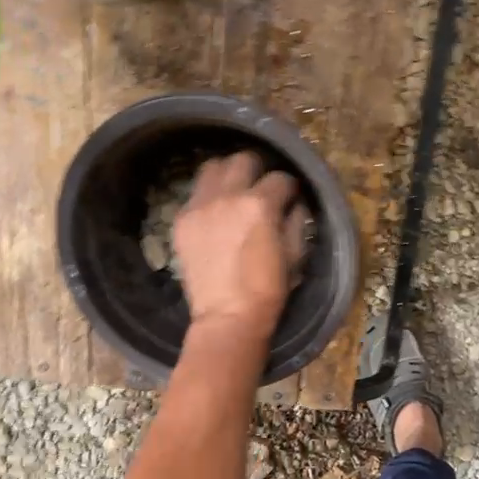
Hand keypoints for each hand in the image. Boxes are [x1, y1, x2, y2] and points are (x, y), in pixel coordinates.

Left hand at [172, 151, 310, 339]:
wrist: (227, 318)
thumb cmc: (268, 292)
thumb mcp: (295, 259)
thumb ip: (297, 224)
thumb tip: (296, 206)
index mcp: (260, 205)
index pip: (280, 179)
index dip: (290, 187)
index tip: (292, 196)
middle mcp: (227, 196)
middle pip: (243, 160)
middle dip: (258, 169)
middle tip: (263, 186)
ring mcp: (200, 205)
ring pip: (213, 168)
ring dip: (229, 174)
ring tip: (236, 190)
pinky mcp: (182, 220)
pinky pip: (196, 193)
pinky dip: (209, 196)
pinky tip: (217, 213)